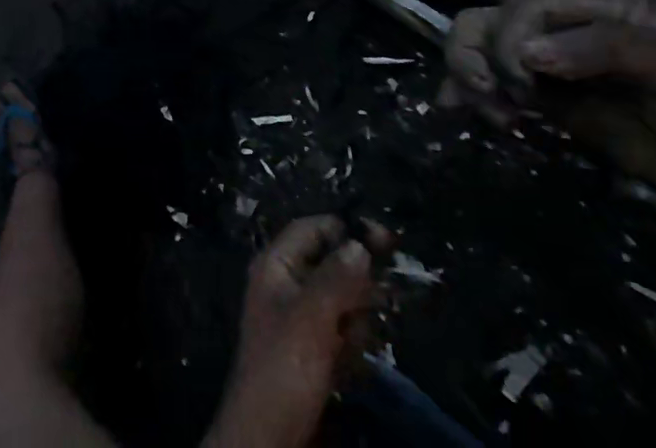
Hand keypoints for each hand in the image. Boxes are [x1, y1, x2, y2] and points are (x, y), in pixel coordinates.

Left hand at [204, 216, 391, 447]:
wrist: (269, 435)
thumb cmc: (283, 370)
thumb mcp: (310, 318)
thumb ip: (336, 278)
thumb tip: (359, 243)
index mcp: (275, 265)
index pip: (312, 229)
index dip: (346, 229)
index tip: (386, 239)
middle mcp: (287, 283)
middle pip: (334, 263)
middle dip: (355, 288)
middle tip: (358, 314)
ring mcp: (302, 315)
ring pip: (346, 298)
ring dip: (356, 322)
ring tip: (343, 348)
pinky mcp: (315, 345)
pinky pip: (345, 329)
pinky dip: (352, 345)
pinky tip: (343, 366)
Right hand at [439, 0, 655, 220]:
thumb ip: (608, 50)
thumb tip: (525, 53)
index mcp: (601, 7)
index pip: (526, 8)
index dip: (509, 40)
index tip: (525, 83)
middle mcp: (568, 30)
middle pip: (489, 23)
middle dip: (478, 57)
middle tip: (500, 98)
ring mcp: (556, 69)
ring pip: (480, 52)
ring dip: (470, 77)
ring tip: (496, 114)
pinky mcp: (553, 105)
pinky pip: (494, 90)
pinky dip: (467, 96)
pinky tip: (462, 111)